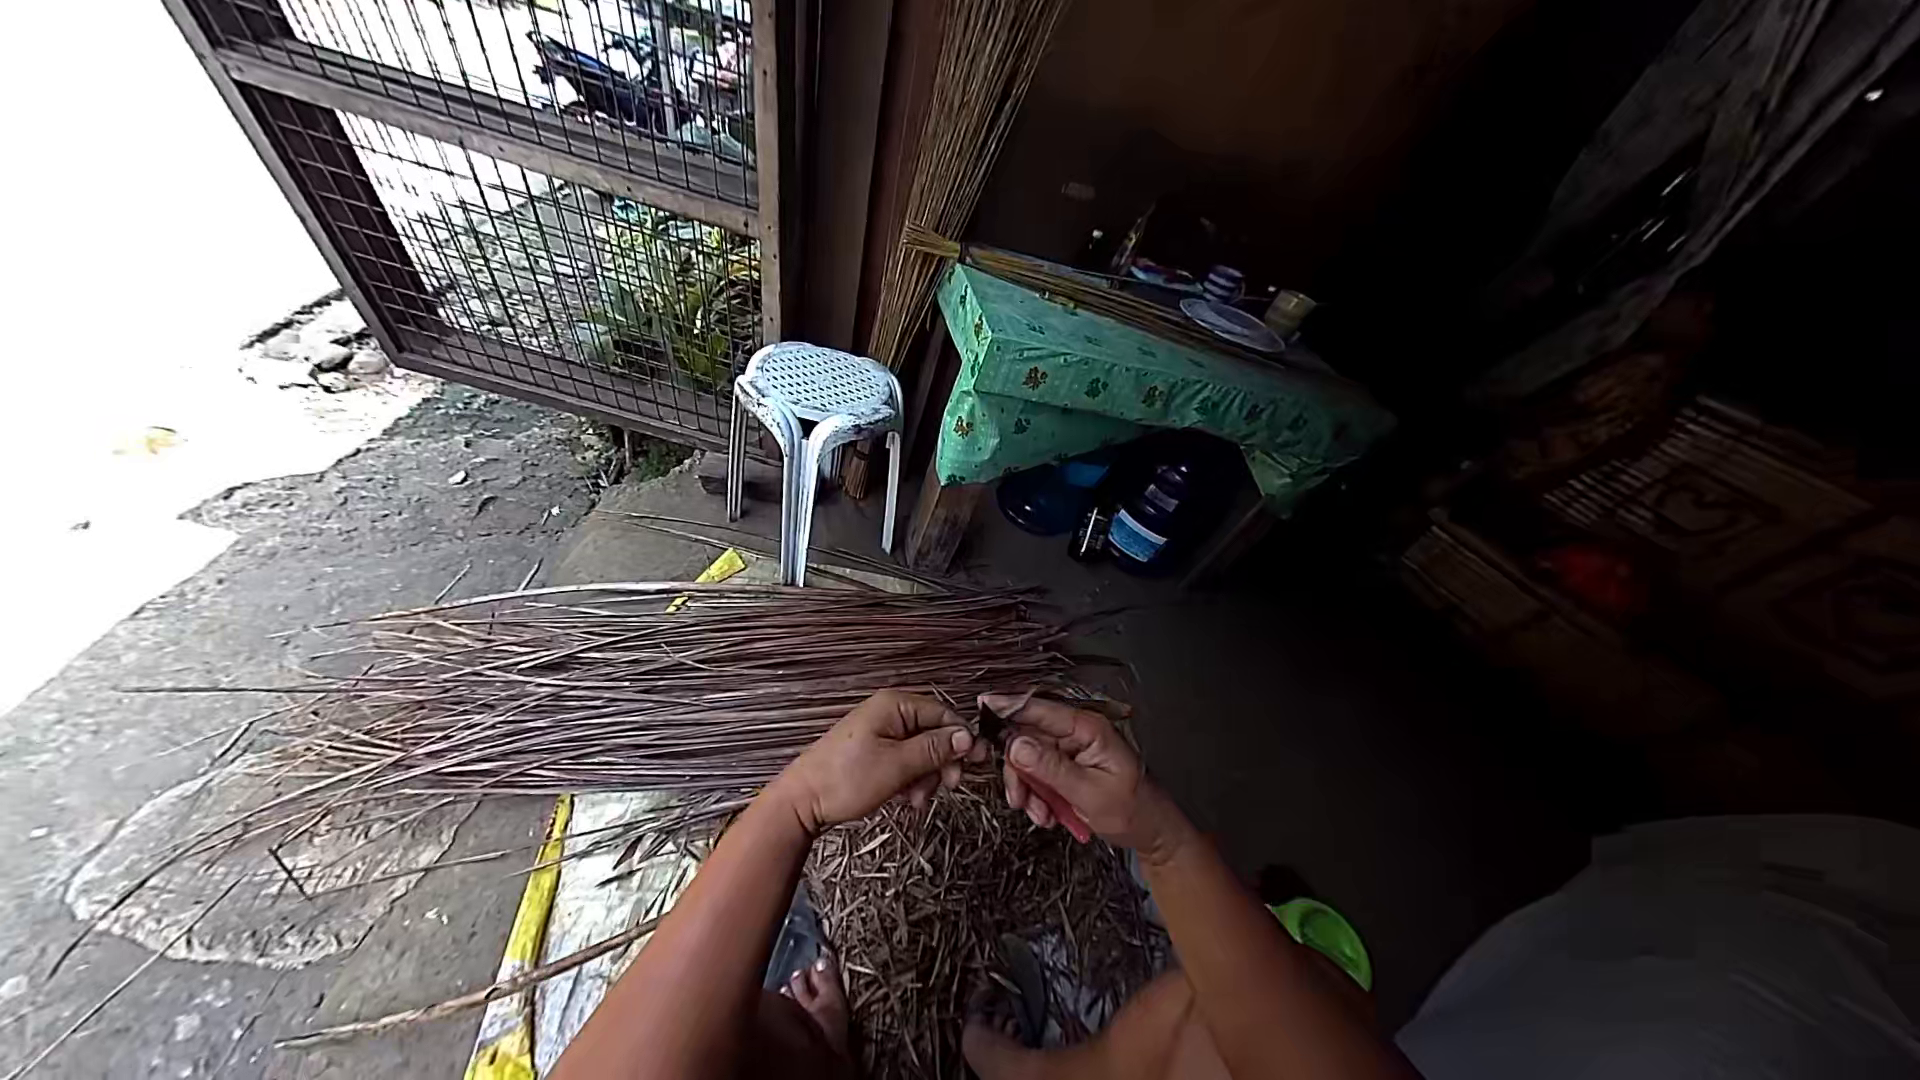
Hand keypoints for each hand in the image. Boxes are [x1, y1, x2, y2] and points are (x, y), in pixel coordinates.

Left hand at [773, 691, 988, 835]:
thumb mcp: (897, 765)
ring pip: (922, 750)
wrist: (802, 803)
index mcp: (894, 705)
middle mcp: (890, 712)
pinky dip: (912, 779)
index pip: (943, 714)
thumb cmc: (845, 780)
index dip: (960, 739)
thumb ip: (934, 749)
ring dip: (927, 775)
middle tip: (948, 786)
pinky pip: (906, 760)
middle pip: (934, 732)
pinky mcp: (876, 751)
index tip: (974, 764)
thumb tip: (966, 737)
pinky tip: (907, 798)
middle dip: (942, 762)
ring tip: (916, 798)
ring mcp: (881, 731)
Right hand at [980, 693, 1190, 862]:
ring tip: (1040, 814)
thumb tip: (1015, 745)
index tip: (983, 706)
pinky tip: (1047, 813)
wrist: (1151, 833)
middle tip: (1020, 798)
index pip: (1039, 708)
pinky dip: (1036, 794)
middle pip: (1027, 737)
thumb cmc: (1133, 810)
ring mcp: (1069, 749)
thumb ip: (1050, 768)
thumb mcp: (1089, 792)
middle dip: (1019, 770)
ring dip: (1027, 788)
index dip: (1009, 706)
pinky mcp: (1064, 765)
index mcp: (1087, 727)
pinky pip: (1036, 773)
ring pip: (1027, 758)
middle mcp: (1075, 733)